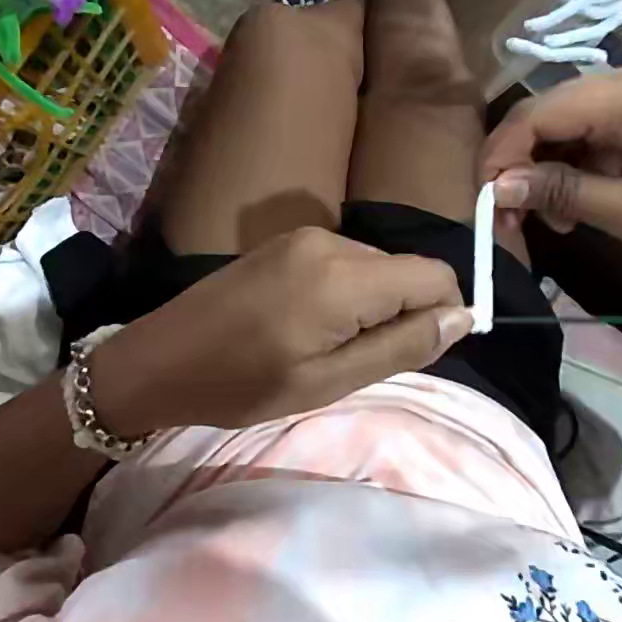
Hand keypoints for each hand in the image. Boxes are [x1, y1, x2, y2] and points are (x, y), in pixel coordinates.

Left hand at [90, 228, 470, 432]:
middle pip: (406, 269)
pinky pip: (345, 262)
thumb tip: (463, 317)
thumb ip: (401, 346)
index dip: (443, 314)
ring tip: (327, 346)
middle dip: (403, 313)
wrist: (158, 360)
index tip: (414, 353)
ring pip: (377, 266)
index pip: (434, 275)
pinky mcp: (286, 241)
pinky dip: (348, 293)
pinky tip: (308, 324)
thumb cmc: (241, 385)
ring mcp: (304, 236)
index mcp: (343, 276)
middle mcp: (330, 241)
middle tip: (357, 360)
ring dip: (374, 305)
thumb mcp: (328, 382)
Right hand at [480, 54, 621, 273]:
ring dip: (552, 168)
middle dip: (524, 164)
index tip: (482, 199)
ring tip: (554, 220)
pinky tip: (582, 200)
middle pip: (557, 110)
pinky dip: (581, 164)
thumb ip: (566, 193)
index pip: (547, 108)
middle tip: (512, 219)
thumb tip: (497, 186)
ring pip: (575, 120)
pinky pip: (602, 127)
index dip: (503, 151)